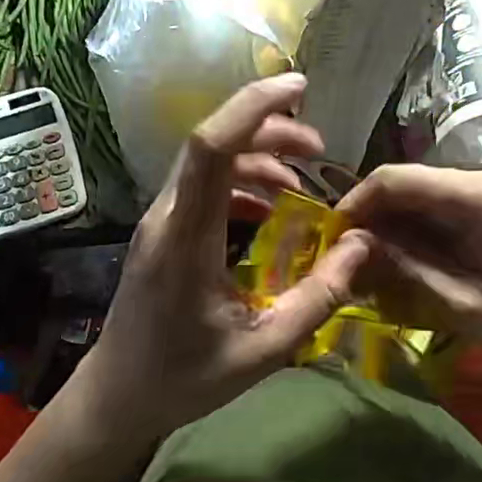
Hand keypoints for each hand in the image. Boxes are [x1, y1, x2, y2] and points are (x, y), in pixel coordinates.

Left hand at [72, 75, 372, 439]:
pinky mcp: (159, 237)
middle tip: (319, 148)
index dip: (253, 106)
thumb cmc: (185, 378)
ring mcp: (157, 225)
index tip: (299, 87)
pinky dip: (236, 186)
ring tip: (301, 180)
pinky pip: (199, 192)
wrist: (119, 394)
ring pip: (204, 167)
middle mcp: (165, 218)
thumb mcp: (265, 348)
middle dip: (267, 131)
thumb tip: (363, 244)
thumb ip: (318, 296)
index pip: (212, 148)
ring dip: (253, 160)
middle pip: (211, 146)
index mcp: (186, 238)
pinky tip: (268, 209)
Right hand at [336, 165, 481, 379]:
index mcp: (481, 194)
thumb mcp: (463, 303)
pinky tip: (412, 268)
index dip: (354, 204)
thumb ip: (404, 267)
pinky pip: (448, 215)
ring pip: (425, 202)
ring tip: (376, 272)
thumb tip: (352, 243)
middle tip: (349, 263)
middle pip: (409, 188)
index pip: (395, 179)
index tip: (328, 239)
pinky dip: (422, 238)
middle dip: (373, 222)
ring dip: (396, 233)